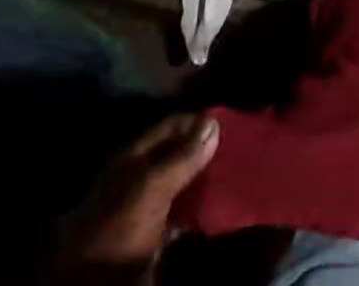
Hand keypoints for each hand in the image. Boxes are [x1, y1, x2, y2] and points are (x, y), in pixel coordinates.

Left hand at [57, 113, 219, 280]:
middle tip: (238, 148)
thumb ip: (182, 156)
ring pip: (182, 182)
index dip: (199, 122)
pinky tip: (220, 205)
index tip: (230, 123)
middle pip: (178, 153)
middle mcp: (138, 177)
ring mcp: (145, 207)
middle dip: (206, 150)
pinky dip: (201, 208)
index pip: (172, 125)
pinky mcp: (152, 236)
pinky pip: (183, 212)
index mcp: (132, 158)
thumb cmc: (120, 228)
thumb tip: (214, 123)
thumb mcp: (152, 188)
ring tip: (235, 173)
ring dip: (206, 179)